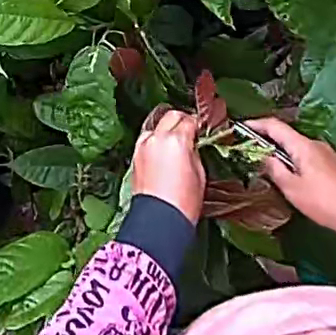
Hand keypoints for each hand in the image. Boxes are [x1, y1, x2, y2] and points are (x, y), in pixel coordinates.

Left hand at [131, 107, 204, 224]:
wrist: (159, 218)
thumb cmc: (183, 201)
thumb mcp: (200, 173)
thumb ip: (194, 152)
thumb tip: (191, 145)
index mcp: (176, 140)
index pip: (188, 120)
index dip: (197, 124)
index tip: (200, 129)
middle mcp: (156, 138)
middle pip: (170, 116)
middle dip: (181, 120)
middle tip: (190, 129)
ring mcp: (143, 145)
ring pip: (156, 125)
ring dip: (166, 128)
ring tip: (176, 140)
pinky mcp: (135, 155)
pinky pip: (146, 139)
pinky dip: (155, 139)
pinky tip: (162, 150)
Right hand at [248, 117, 335, 281]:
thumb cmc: (326, 203)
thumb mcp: (291, 188)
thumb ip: (273, 168)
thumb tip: (263, 156)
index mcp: (303, 146)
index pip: (274, 125)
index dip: (256, 123)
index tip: (241, 126)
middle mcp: (316, 145)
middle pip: (287, 136)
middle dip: (267, 140)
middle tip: (250, 148)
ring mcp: (329, 156)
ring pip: (298, 148)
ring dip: (282, 152)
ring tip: (268, 165)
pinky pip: (309, 158)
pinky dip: (295, 161)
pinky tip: (292, 177)